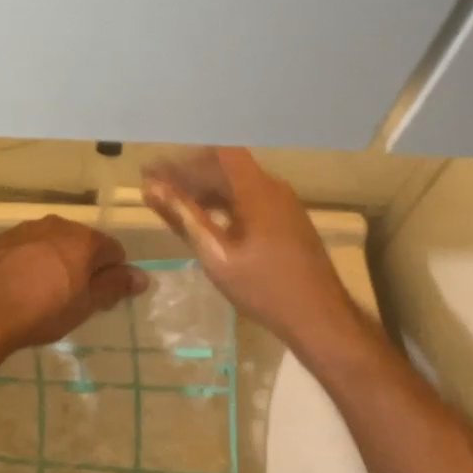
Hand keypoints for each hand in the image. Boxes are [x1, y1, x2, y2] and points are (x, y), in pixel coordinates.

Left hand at [0, 215, 148, 356]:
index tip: (100, 297)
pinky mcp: (4, 237)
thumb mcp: (86, 305)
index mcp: (85, 239)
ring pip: (55, 242)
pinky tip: (21, 284)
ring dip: (57, 261)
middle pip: (83, 243)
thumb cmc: (43, 310)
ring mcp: (29, 228)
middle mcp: (59, 224)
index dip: (112, 274)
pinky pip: (29, 246)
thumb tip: (142, 276)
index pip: (113, 250)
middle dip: (84, 265)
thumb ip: (115, 286)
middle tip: (73, 297)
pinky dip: (32, 261)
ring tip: (45, 292)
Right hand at [143, 148, 356, 347]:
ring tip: (177, 206)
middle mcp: (273, 187)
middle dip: (191, 175)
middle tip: (158, 190)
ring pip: (239, 185)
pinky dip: (226, 204)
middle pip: (226, 168)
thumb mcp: (216, 254)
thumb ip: (184, 217)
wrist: (321, 319)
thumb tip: (151, 188)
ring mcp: (285, 204)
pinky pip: (252, 199)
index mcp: (256, 188)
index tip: (155, 172)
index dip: (183, 159)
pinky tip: (210, 223)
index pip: (216, 153)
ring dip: (207, 191)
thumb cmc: (264, 287)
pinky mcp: (289, 221)